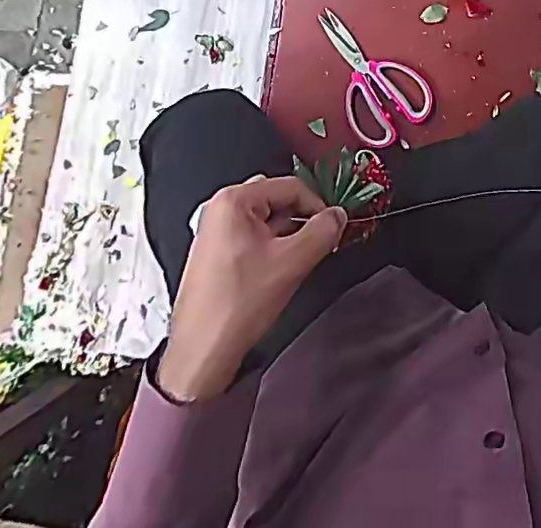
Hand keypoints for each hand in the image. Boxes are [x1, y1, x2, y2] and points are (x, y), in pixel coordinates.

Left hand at [157, 175, 345, 400]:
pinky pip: (253, 236)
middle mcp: (219, 209)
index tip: (332, 229)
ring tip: (296, 262)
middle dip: (301, 220)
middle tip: (316, 244)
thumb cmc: (240, 303)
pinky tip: (277, 272)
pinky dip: (271, 247)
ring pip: (267, 220)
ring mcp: (214, 231)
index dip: (317, 206)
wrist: (201, 353)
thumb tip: (338, 215)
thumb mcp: (293, 261)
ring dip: (288, 236)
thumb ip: (323, 230)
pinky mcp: (215, 253)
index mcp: (234, 201)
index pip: (291, 187)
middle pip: (278, 200)